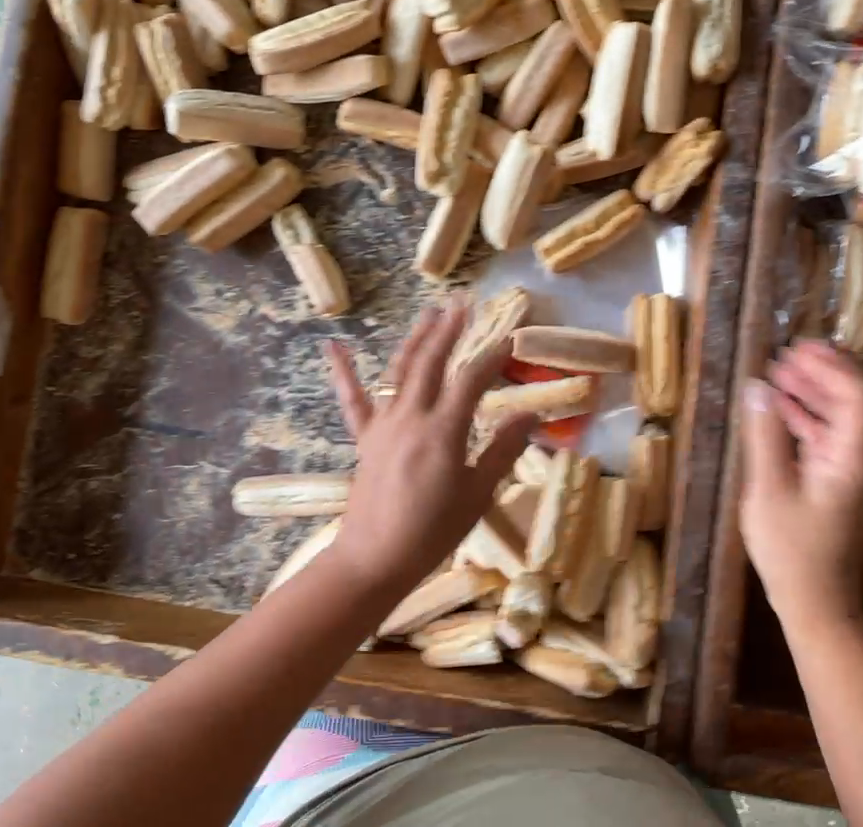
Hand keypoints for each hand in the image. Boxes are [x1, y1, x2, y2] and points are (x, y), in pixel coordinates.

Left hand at [322, 303, 537, 593]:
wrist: (374, 560)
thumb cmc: (432, 533)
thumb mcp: (478, 494)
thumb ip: (502, 450)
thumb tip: (530, 414)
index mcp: (443, 432)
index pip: (471, 381)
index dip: (491, 357)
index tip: (509, 338)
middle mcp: (410, 418)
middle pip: (431, 362)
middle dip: (448, 329)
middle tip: (462, 303)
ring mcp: (383, 425)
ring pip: (399, 371)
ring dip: (415, 339)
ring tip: (429, 313)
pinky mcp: (364, 438)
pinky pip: (353, 400)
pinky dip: (343, 371)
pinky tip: (332, 346)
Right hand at [739, 340, 862, 628]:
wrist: (817, 604)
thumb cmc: (792, 552)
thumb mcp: (769, 491)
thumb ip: (766, 436)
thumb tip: (757, 389)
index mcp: (855, 459)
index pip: (861, 398)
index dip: (834, 368)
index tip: (801, 348)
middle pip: (861, 402)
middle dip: (829, 372)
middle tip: (792, 352)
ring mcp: (858, 472)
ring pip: (847, 418)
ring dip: (818, 391)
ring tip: (780, 371)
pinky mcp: (845, 483)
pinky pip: (834, 437)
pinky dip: (812, 416)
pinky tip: (782, 408)